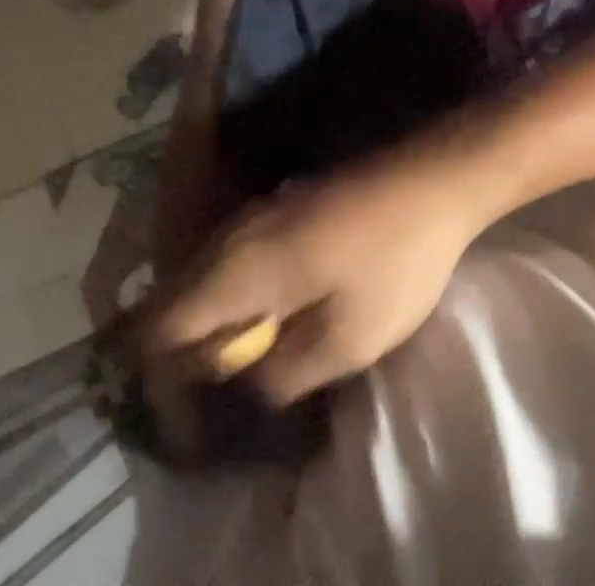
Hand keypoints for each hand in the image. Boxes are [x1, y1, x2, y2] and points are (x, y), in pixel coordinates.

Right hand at [145, 150, 493, 407]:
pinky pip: (232, 260)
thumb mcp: (349, 341)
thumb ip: (285, 374)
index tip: (195, 415)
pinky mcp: (279, 208)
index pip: (160, 330)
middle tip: (221, 393)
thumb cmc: (395, 263)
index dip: (166, 380)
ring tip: (248, 362)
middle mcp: (230, 238)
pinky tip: (274, 315)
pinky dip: (236, 297)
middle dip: (187, 354)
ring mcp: (254, 216)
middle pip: (174, 302)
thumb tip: (248, 384)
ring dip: (214, 324)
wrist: (435, 178)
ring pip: (203, 278)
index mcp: (235, 272)